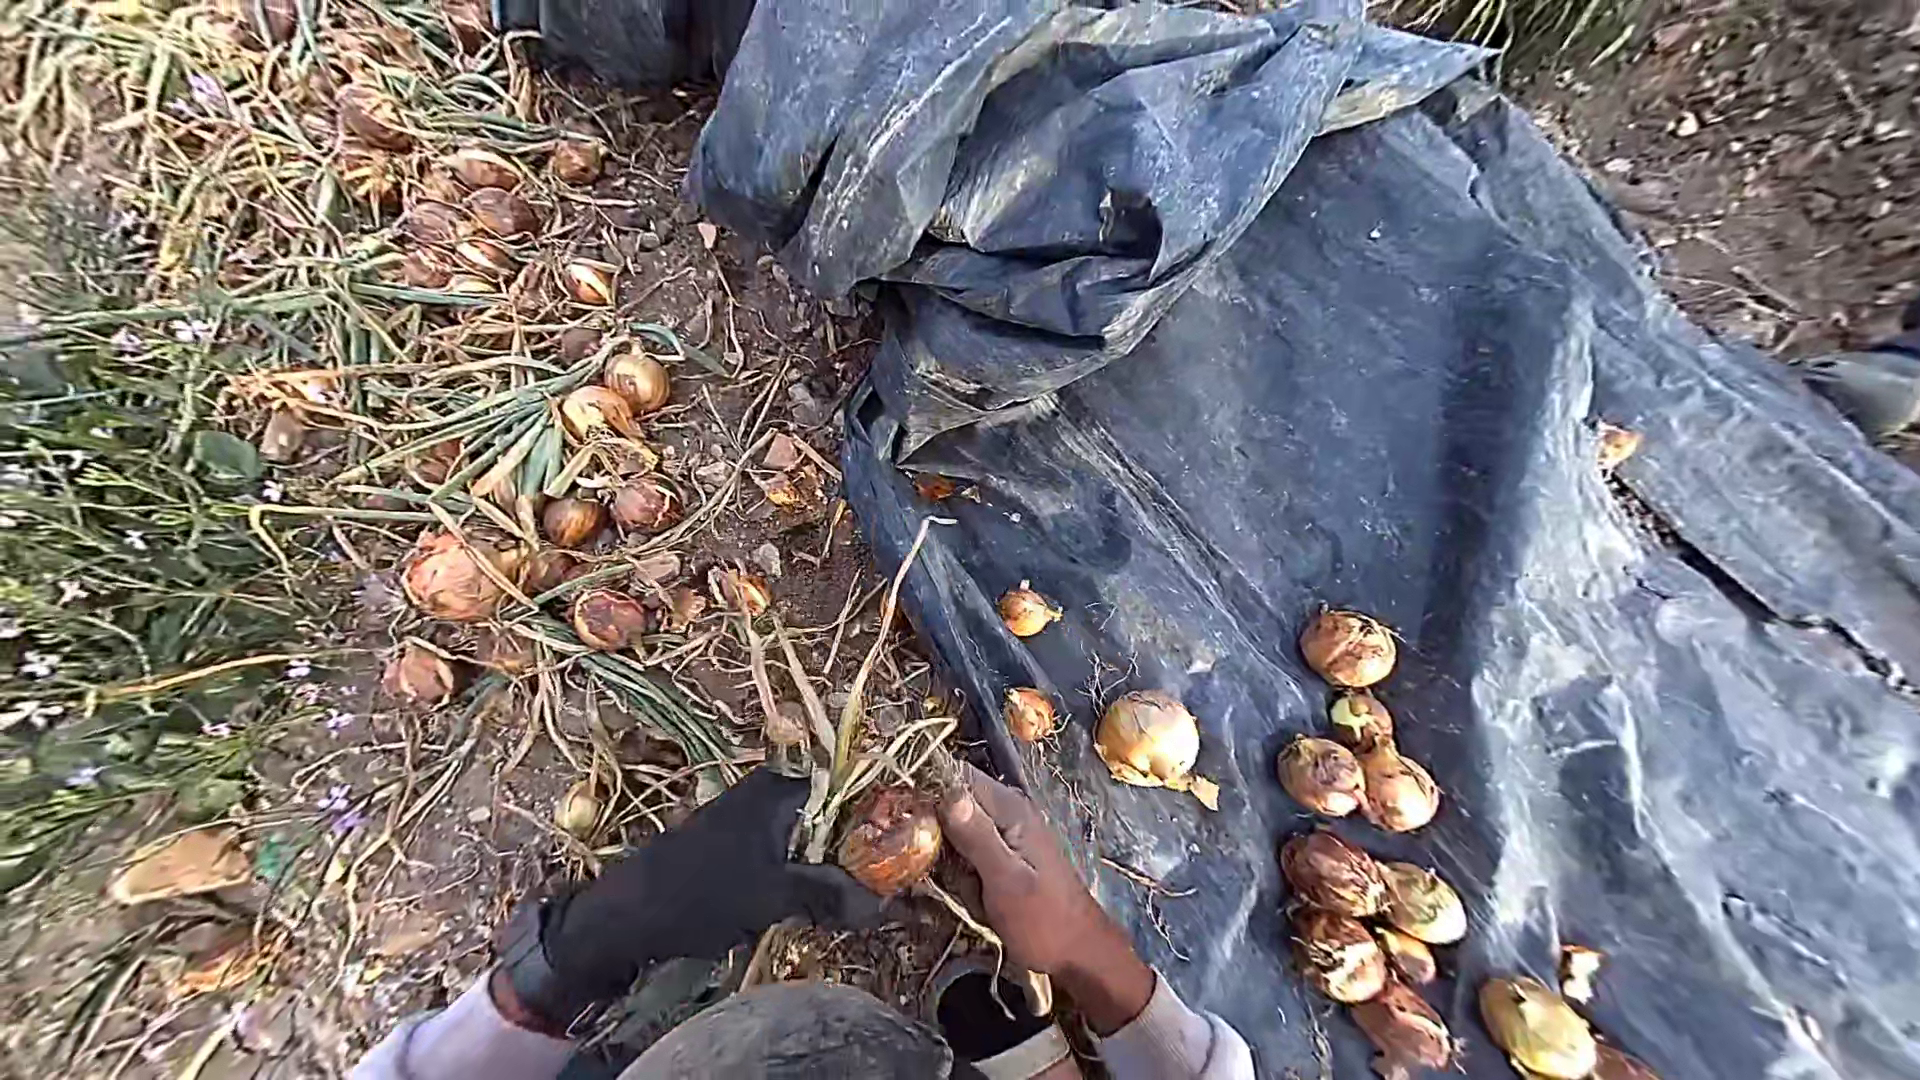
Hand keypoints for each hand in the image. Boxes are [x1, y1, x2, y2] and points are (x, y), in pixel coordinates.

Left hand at [541, 768, 880, 1005]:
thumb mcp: (774, 895)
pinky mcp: (738, 836)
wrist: (627, 913)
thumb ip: (831, 893)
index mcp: (782, 787)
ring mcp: (751, 811)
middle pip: (830, 811)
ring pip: (808, 830)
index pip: (846, 790)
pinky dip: (801, 865)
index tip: (895, 849)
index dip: (874, 818)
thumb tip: (884, 904)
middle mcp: (770, 789)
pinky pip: (785, 844)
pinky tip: (807, 893)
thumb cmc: (703, 892)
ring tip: (847, 890)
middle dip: (851, 845)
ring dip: (826, 859)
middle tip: (875, 878)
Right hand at [939, 763, 1154, 1034]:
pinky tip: (973, 895)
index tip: (904, 814)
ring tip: (966, 889)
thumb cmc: (1044, 919)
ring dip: (951, 859)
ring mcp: (1006, 830)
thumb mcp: (1006, 880)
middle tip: (944, 869)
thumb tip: (946, 791)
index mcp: (1008, 806)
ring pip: (957, 830)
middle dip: (938, 833)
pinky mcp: (1003, 852)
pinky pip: (969, 851)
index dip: (928, 788)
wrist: (1079, 954)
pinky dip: (964, 871)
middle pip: (953, 802)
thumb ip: (976, 835)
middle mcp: (1006, 809)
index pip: (957, 775)